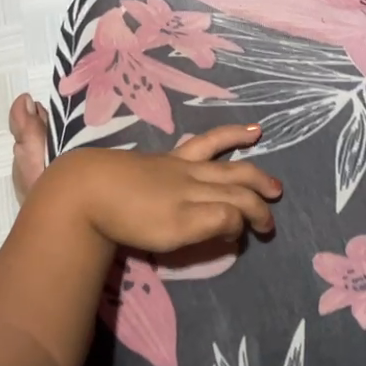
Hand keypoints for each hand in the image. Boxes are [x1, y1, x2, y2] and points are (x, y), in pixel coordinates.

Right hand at [30, 124, 281, 254]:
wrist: (88, 190)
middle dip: (258, 178)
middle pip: (233, 170)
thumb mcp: (137, 177)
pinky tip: (236, 233)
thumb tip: (169, 193)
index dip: (235, 136)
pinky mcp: (184, 218)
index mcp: (172, 160)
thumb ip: (159, 180)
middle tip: (276, 189)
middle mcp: (185, 172)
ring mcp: (187, 194)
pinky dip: (233, 222)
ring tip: (268, 219)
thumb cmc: (102, 184)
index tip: (255, 132)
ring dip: (256, 206)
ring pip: (235, 192)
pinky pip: (222, 214)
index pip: (210, 142)